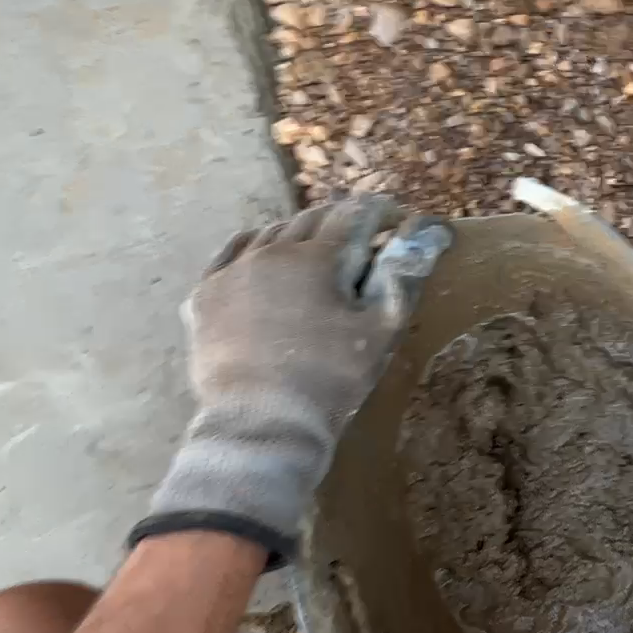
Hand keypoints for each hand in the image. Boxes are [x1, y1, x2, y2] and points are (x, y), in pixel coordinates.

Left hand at [130, 199, 451, 566]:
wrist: (264, 422)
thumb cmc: (334, 376)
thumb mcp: (382, 328)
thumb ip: (403, 273)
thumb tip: (428, 231)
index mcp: (317, 258)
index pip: (354, 214)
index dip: (380, 211)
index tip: (396, 216)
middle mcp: (270, 252)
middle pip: (311, 219)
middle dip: (342, 220)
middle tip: (363, 234)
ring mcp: (231, 273)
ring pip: (270, 233)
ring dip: (300, 233)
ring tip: (318, 248)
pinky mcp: (204, 297)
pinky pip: (229, 255)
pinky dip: (253, 247)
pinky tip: (262, 255)